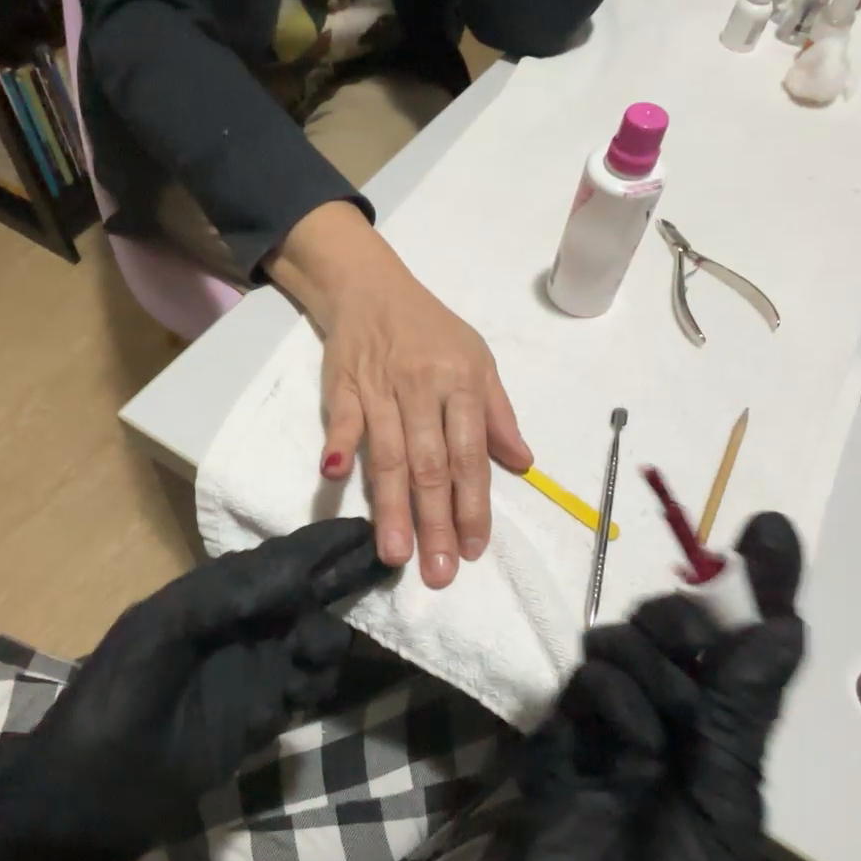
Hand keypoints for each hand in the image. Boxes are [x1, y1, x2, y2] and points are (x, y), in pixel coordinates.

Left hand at [0, 518, 394, 860]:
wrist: (87, 800)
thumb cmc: (112, 705)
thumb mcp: (158, 634)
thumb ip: (223, 596)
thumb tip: (293, 572)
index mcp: (207, 597)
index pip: (275, 559)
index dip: (321, 544)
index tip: (367, 528)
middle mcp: (237, 626)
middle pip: (304, 591)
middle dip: (343, 577)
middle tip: (389, 562)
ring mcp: (252, 671)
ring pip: (313, 638)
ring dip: (325, 640)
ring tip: (309, 657)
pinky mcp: (263, 714)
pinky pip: (309, 684)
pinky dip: (318, 680)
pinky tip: (306, 689)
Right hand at [267, 203, 532, 589]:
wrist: (372, 287)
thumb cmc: (432, 331)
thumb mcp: (479, 361)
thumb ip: (498, 414)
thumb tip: (524, 465)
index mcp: (463, 384)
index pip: (470, 455)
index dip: (472, 505)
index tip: (473, 550)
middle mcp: (424, 389)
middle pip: (430, 464)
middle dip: (435, 521)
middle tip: (437, 573)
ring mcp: (380, 387)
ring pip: (388, 453)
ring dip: (391, 505)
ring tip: (395, 554)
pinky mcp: (342, 384)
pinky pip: (341, 416)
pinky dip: (338, 442)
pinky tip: (336, 475)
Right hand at [508, 513, 805, 860]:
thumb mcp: (727, 808)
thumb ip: (740, 715)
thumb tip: (782, 625)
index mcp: (730, 738)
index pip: (750, 645)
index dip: (765, 585)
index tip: (767, 527)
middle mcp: (674, 724)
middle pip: (673, 631)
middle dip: (678, 625)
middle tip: (678, 650)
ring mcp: (611, 733)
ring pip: (618, 652)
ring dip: (635, 673)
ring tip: (638, 734)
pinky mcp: (559, 749)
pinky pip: (575, 692)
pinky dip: (593, 704)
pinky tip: (598, 744)